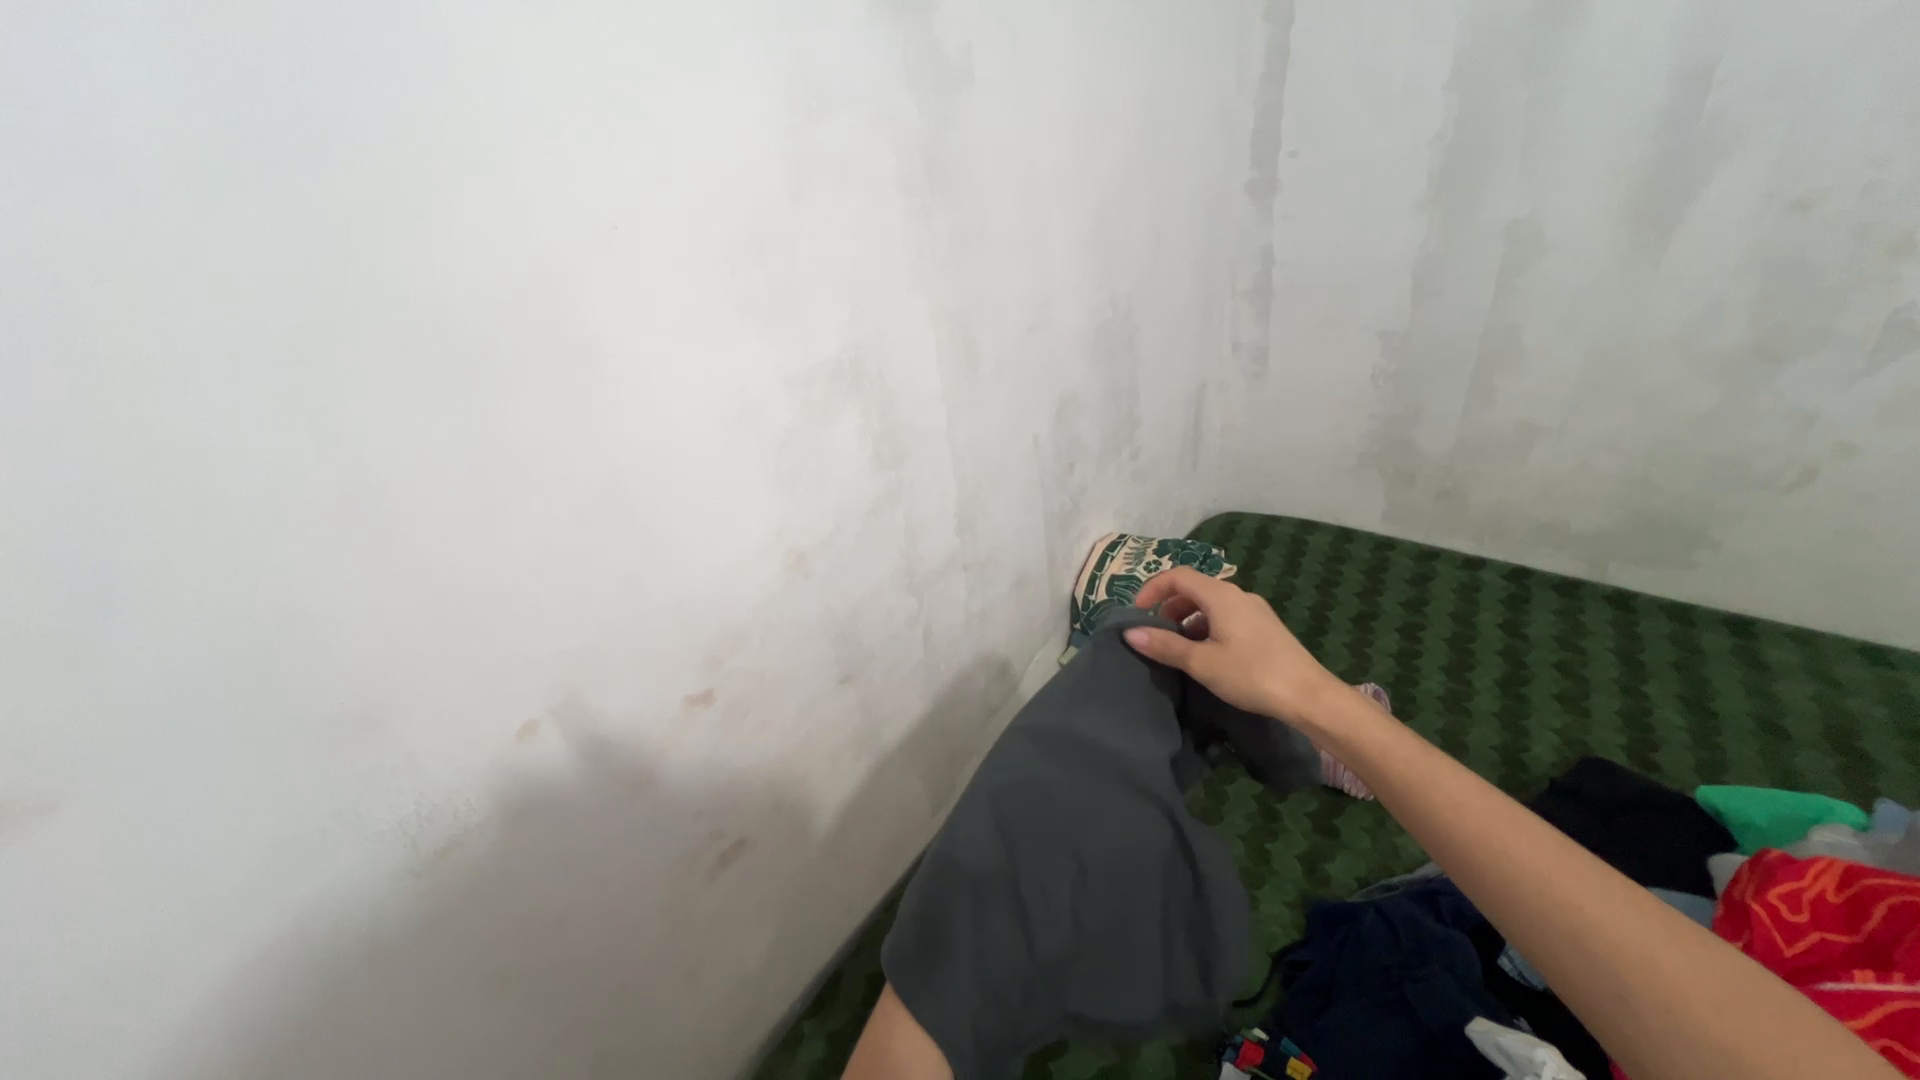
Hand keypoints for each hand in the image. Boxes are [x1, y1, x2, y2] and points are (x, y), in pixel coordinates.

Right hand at [1123, 567, 1342, 725]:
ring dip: (1187, 619)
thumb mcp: (1202, 662)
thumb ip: (1165, 645)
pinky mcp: (1264, 627)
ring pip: (1210, 604)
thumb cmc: (1252, 674)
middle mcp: (1238, 595)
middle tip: (1154, 633)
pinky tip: (1206, 654)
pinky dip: (1206, 627)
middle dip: (1168, 606)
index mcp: (1221, 596)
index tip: (1137, 613)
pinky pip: (1226, 616)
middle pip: (1194, 588)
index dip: (1152, 589)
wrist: (1309, 696)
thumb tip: (1130, 632)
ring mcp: (1254, 610)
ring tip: (1177, 647)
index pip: (1177, 576)